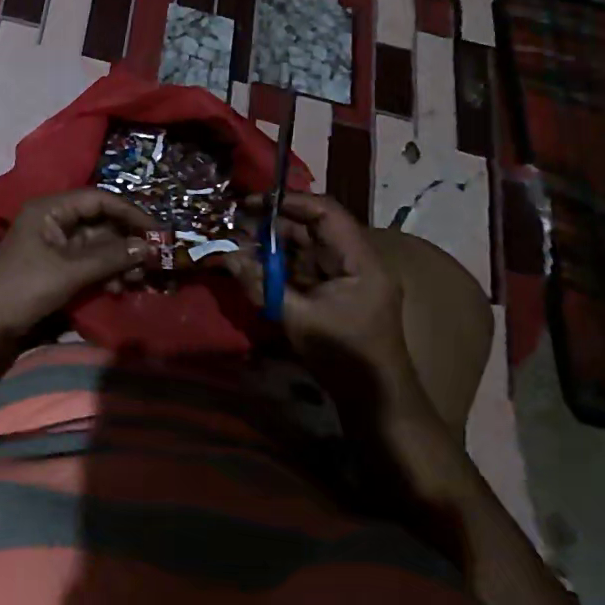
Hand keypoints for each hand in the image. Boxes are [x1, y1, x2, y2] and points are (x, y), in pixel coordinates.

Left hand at [0, 190, 159, 337]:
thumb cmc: (23, 287)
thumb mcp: (69, 271)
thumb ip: (109, 257)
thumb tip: (149, 247)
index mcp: (50, 209)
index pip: (98, 199)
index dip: (130, 213)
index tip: (158, 233)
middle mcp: (54, 221)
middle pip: (100, 222)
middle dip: (127, 241)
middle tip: (153, 264)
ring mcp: (54, 245)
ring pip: (97, 245)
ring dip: (120, 260)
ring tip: (139, 281)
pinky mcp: (56, 268)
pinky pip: (89, 263)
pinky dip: (107, 273)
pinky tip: (121, 289)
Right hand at [219, 192, 419, 403]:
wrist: (376, 402)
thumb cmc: (344, 356)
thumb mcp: (298, 318)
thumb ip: (261, 284)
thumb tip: (228, 256)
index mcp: (360, 261)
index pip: (326, 213)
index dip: (290, 202)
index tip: (253, 203)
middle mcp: (355, 261)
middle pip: (312, 227)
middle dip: (274, 222)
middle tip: (236, 222)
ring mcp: (345, 277)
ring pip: (305, 246)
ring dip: (273, 242)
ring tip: (238, 242)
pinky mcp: (332, 292)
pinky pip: (303, 266)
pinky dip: (278, 262)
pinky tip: (252, 264)